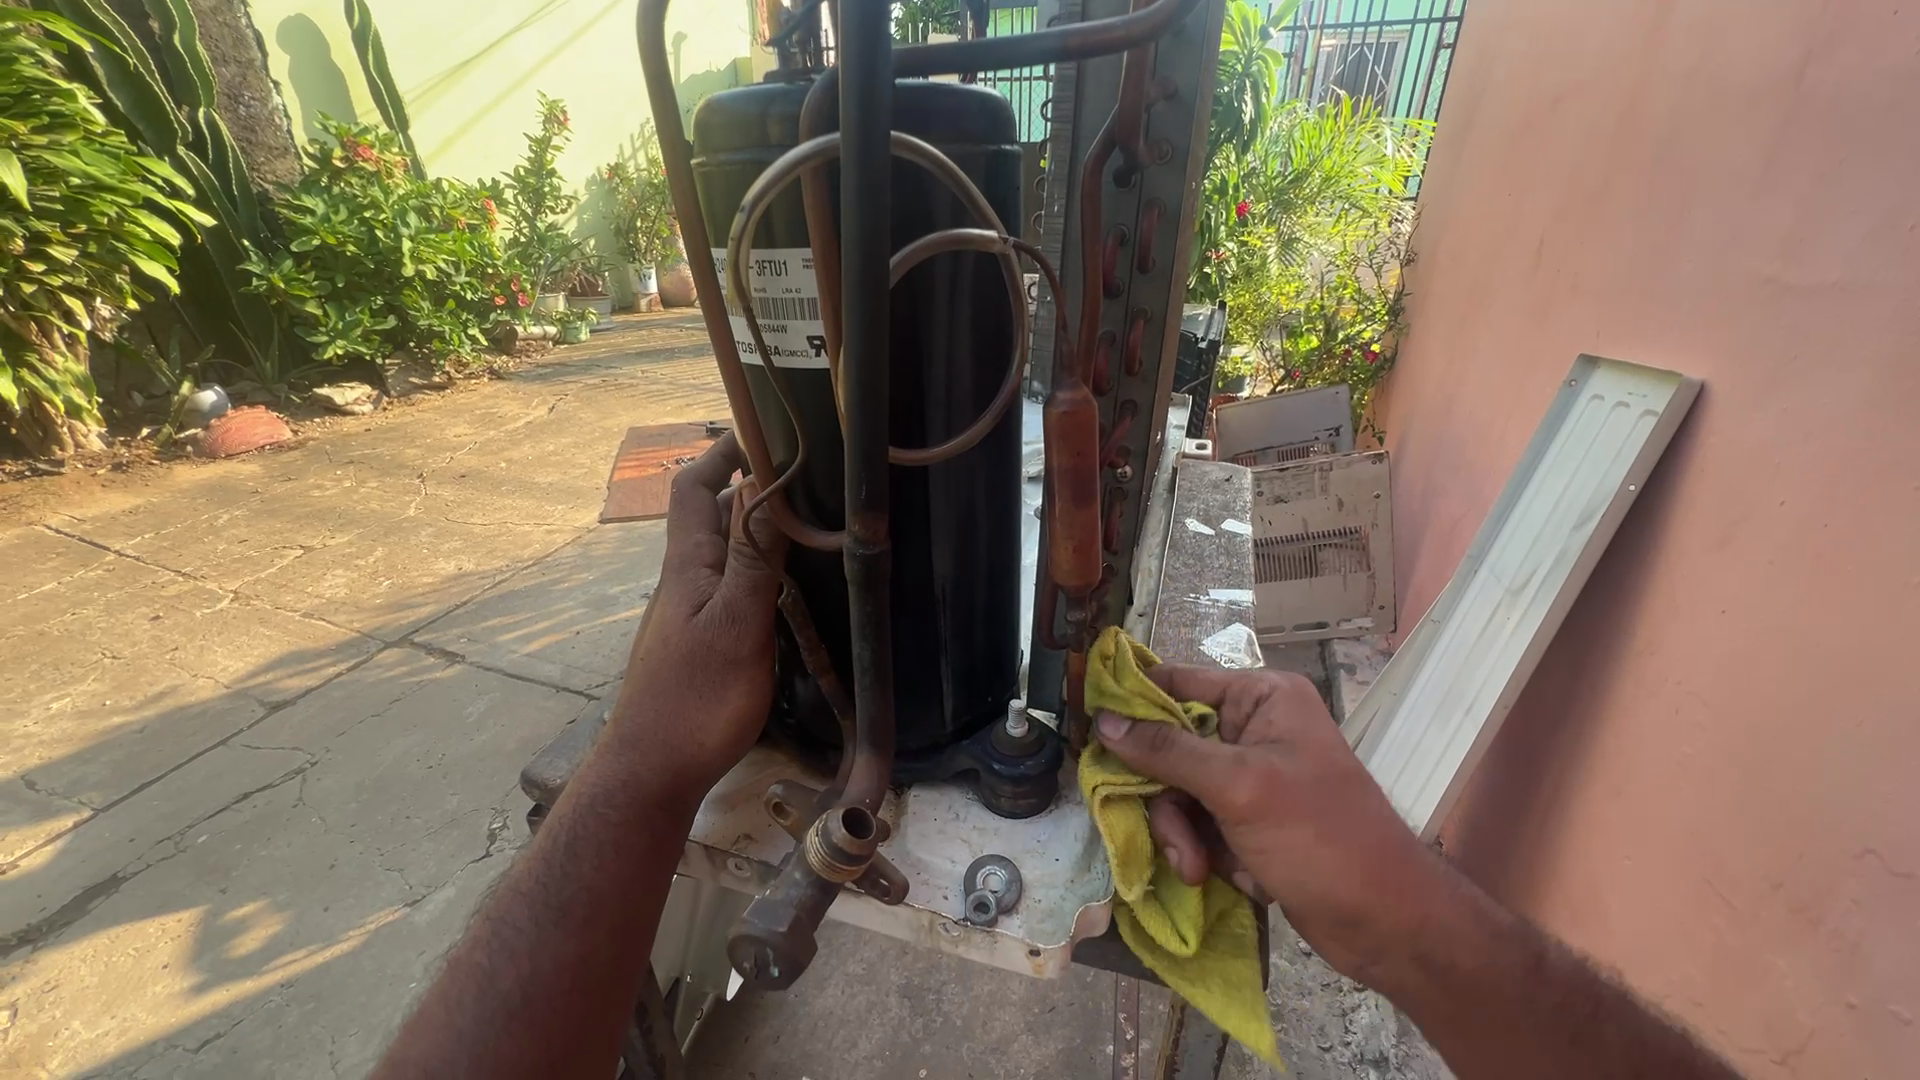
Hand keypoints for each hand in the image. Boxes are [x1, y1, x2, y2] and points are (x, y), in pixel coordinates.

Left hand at [604, 433, 787, 805]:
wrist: (653, 773)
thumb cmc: (698, 698)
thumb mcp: (737, 623)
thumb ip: (754, 558)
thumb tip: (763, 486)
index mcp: (688, 566)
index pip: (694, 489)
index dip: (722, 454)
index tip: (762, 433)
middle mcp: (686, 580)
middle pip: (714, 518)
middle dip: (753, 490)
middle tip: (809, 483)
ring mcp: (692, 613)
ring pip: (727, 555)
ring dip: (761, 532)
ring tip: (813, 529)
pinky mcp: (703, 642)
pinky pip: (734, 588)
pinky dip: (763, 572)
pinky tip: (793, 590)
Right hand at [1094, 665, 1460, 985]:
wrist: (1389, 927)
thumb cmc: (1321, 838)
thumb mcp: (1238, 786)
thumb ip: (1166, 750)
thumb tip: (1104, 720)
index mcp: (1262, 698)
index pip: (1178, 683)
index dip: (1132, 703)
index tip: (1088, 723)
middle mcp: (1253, 728)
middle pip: (1169, 743)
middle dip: (1164, 793)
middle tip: (1163, 827)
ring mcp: (1249, 776)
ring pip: (1176, 789)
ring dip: (1179, 830)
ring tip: (1196, 866)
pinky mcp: (1247, 818)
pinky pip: (1196, 820)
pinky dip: (1198, 848)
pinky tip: (1216, 875)